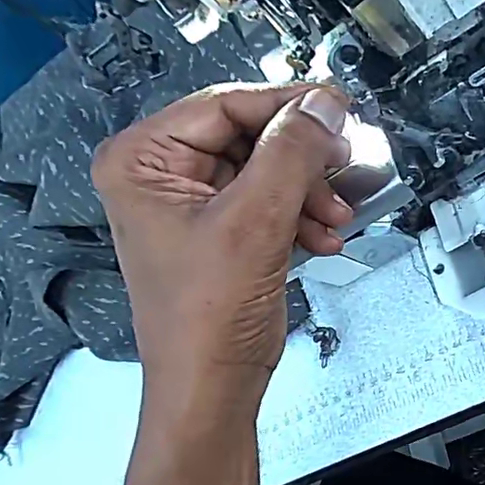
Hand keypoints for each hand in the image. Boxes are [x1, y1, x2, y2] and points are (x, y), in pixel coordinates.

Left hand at [92, 84, 353, 393]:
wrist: (214, 378)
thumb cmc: (202, 317)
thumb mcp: (254, 221)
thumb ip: (291, 154)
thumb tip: (320, 108)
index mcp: (144, 161)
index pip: (225, 105)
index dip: (286, 105)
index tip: (334, 107)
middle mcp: (167, 177)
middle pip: (254, 137)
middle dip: (304, 160)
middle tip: (341, 161)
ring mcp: (202, 205)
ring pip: (273, 170)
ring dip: (311, 192)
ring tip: (333, 215)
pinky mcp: (232, 230)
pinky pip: (278, 201)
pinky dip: (307, 215)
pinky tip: (323, 235)